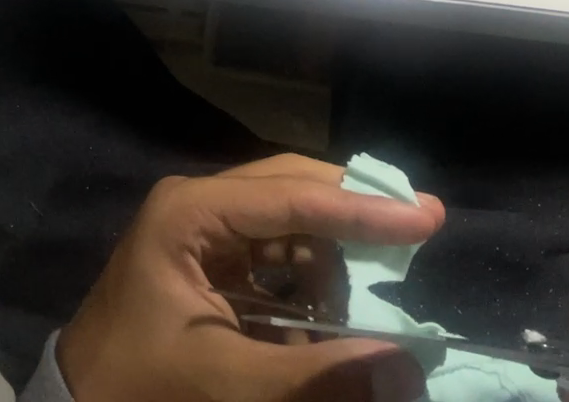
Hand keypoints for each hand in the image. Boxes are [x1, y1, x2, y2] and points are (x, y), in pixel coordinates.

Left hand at [57, 154, 444, 401]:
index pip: (291, 197)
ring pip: (287, 217)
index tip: (427, 217)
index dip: (363, 209)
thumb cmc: (141, 388)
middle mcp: (198, 204)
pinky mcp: (209, 259)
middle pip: (291, 187)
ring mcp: (202, 228)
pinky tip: (334, 309)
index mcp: (190, 213)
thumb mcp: (225, 386)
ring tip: (376, 283)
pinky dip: (311, 276)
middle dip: (353, 210)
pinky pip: (274, 252)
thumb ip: (318, 376)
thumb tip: (407, 366)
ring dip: (334, 247)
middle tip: (418, 226)